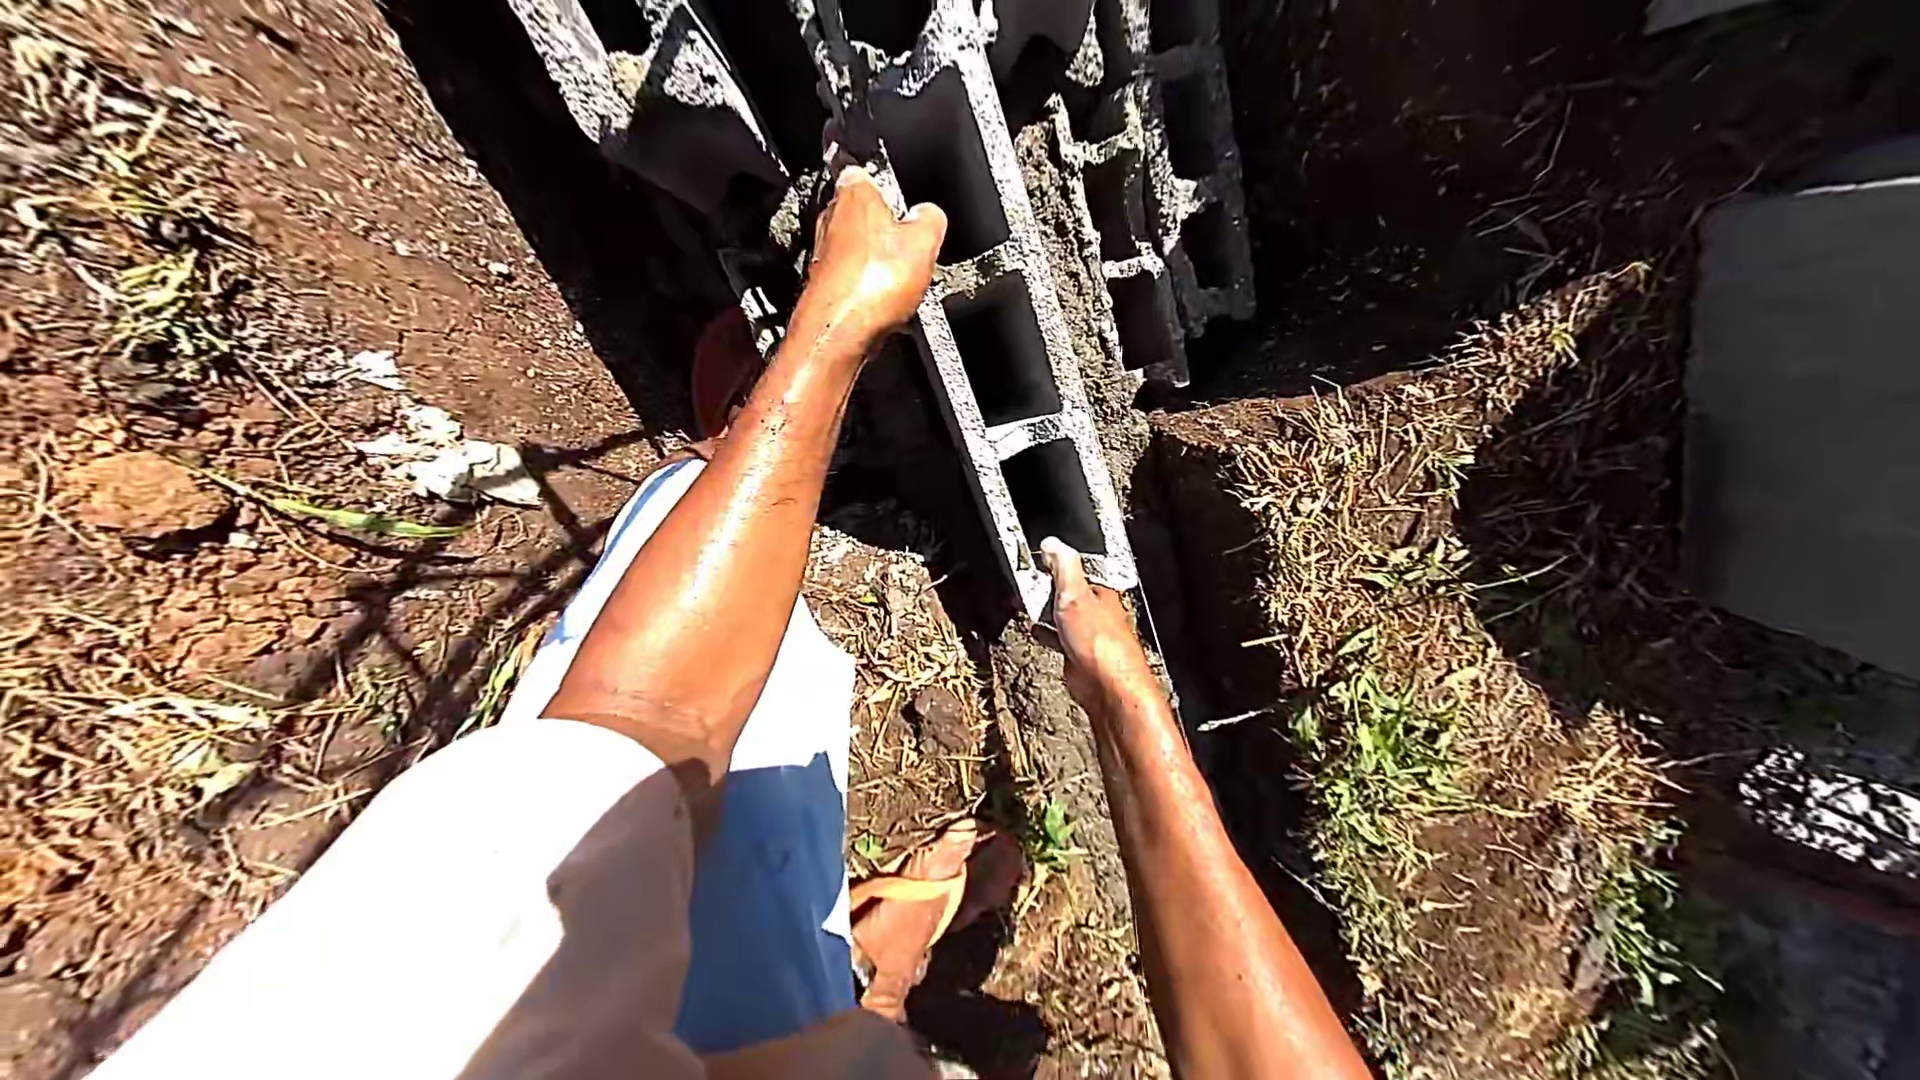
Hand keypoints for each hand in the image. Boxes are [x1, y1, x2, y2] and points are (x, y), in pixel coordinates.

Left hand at [799, 165, 945, 351]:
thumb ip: (932, 218)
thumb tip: (932, 215)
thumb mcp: (925, 242)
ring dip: (881, 268)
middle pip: (869, 218)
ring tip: (898, 288)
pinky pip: (856, 284)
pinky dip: (870, 294)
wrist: (840, 334)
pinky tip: (883, 308)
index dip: (892, 187)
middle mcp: (832, 218)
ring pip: (862, 253)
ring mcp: (824, 255)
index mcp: (855, 192)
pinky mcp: (825, 287)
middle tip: (911, 254)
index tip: (906, 205)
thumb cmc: (870, 286)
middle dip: (890, 235)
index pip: (870, 172)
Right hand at [1042, 537, 1160, 717]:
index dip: (1055, 565)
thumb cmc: (1101, 643)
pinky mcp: (1077, 654)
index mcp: (1101, 592)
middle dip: (1048, 588)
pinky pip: (1057, 637)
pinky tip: (1037, 631)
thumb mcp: (1076, 594)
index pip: (1076, 570)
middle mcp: (1096, 612)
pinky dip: (1045, 632)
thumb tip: (1053, 544)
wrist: (1106, 686)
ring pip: (1062, 615)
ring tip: (1028, 602)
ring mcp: (1087, 634)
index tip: (1037, 561)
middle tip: (1029, 582)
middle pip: (1068, 592)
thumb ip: (1064, 567)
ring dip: (1045, 610)